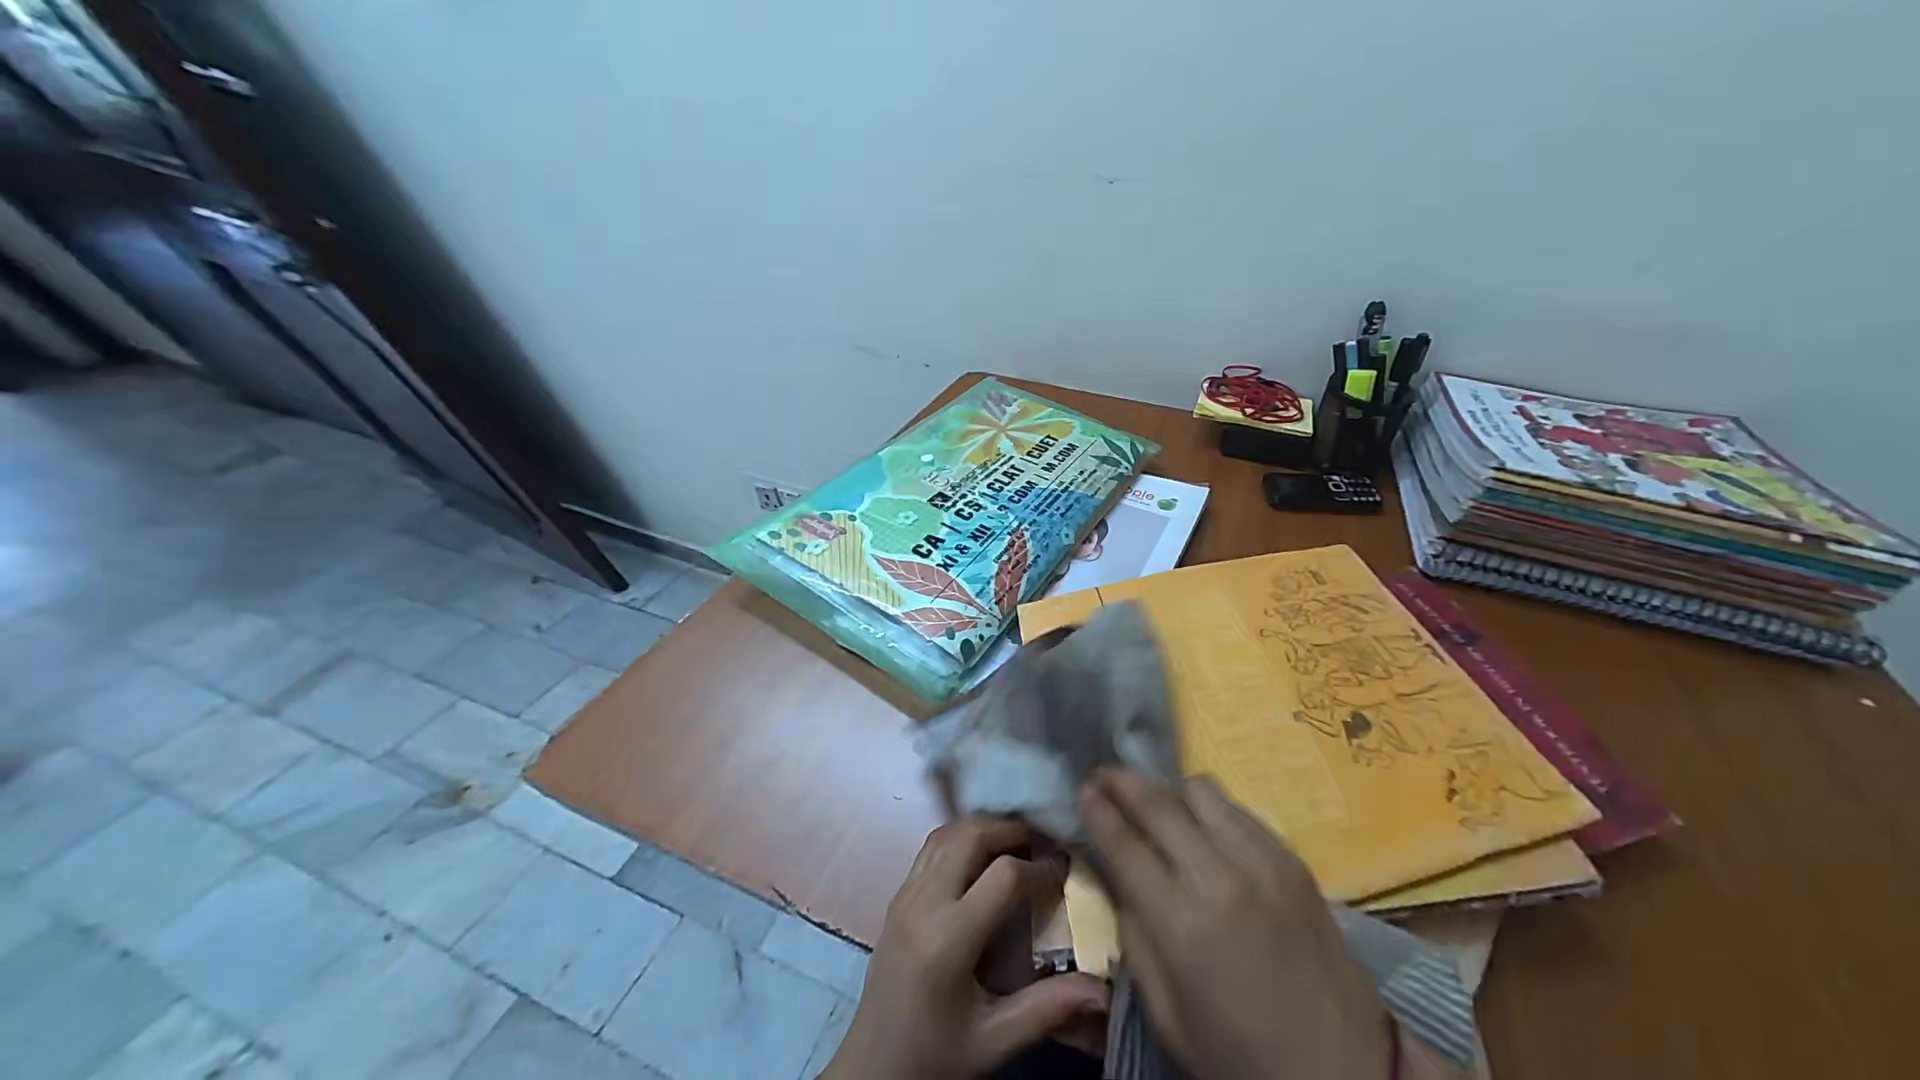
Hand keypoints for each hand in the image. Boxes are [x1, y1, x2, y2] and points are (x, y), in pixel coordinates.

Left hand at [822, 817, 1109, 1079]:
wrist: (871, 1068)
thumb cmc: (934, 1056)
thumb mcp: (994, 1041)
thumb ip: (1048, 1009)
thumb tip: (1104, 988)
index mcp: (948, 939)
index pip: (1003, 876)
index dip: (1041, 868)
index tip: (1067, 873)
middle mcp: (922, 904)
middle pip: (970, 836)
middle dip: (1012, 830)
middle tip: (1044, 844)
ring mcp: (904, 895)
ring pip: (946, 833)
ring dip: (984, 828)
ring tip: (1018, 845)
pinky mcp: (896, 897)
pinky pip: (931, 848)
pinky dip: (961, 838)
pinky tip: (983, 858)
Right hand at [1082, 769, 1393, 1079]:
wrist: (1344, 1071)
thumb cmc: (1238, 1052)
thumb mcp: (1164, 1010)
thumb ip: (1135, 933)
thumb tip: (1118, 874)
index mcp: (1181, 922)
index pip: (1124, 844)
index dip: (1097, 810)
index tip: (1082, 789)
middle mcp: (1220, 876)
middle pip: (1158, 803)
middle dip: (1122, 781)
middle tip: (1103, 774)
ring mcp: (1263, 862)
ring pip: (1201, 791)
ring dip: (1169, 792)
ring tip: (1157, 806)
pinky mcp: (1293, 860)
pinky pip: (1239, 810)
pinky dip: (1211, 809)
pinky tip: (1205, 828)